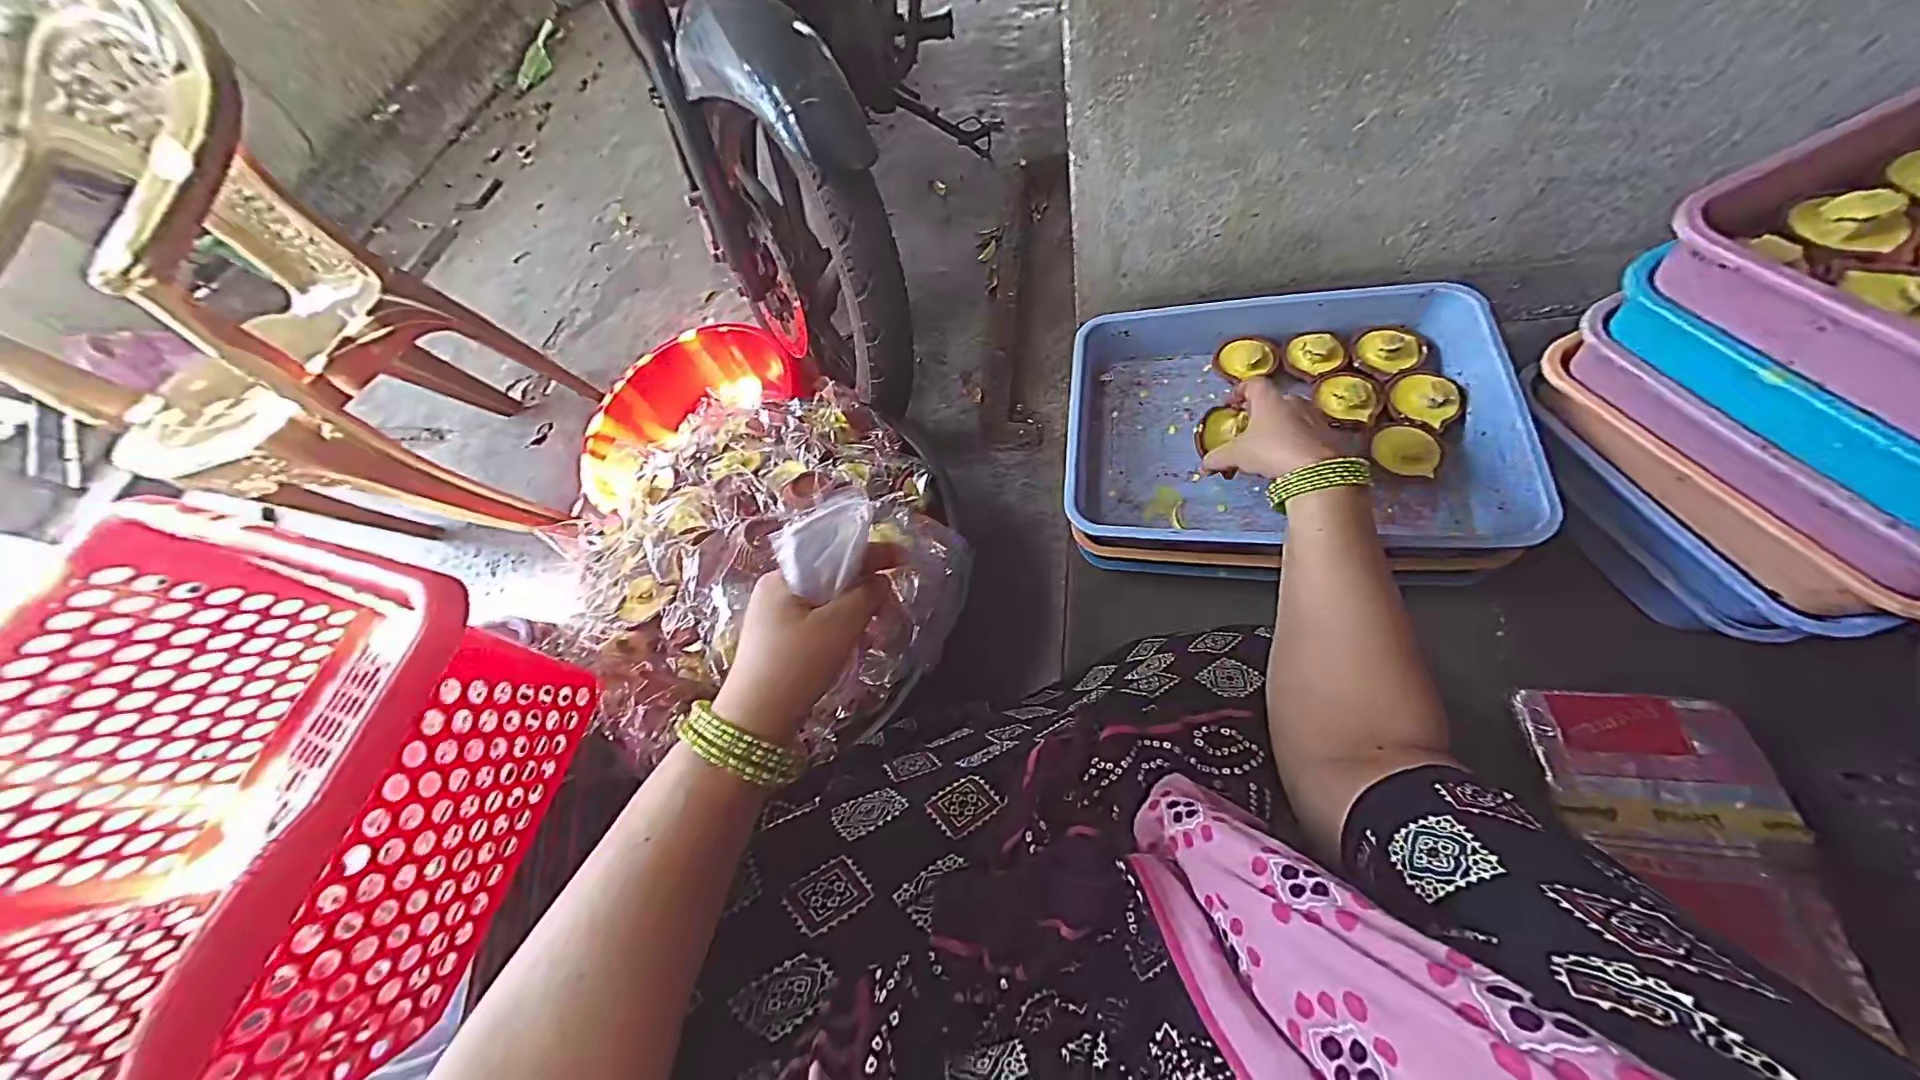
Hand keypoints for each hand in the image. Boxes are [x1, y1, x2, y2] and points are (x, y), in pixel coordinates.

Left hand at [711, 547, 896, 744]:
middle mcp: (774, 589)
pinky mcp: (777, 639)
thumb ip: (866, 596)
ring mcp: (773, 615)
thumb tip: (881, 581)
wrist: (755, 722)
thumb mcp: (839, 626)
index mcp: (782, 577)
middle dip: (862, 581)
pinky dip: (838, 621)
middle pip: (828, 574)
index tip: (903, 557)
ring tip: (877, 617)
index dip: (871, 553)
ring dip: (852, 604)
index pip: (832, 552)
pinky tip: (852, 636)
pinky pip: (815, 617)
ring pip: (823, 598)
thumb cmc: (797, 666)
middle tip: (891, 593)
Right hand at [1203, 377, 1343, 478]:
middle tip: (1248, 428)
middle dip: (1259, 413)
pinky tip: (1289, 456)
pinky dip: (1296, 439)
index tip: (1231, 404)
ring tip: (1268, 446)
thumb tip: (1204, 465)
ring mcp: (1314, 416)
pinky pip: (1307, 431)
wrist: (1316, 469)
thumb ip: (1218, 458)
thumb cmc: (1270, 451)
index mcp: (1268, 399)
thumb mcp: (1236, 455)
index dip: (1239, 391)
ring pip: (1291, 416)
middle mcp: (1293, 401)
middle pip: (1273, 400)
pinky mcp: (1329, 433)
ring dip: (1279, 426)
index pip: (1253, 383)